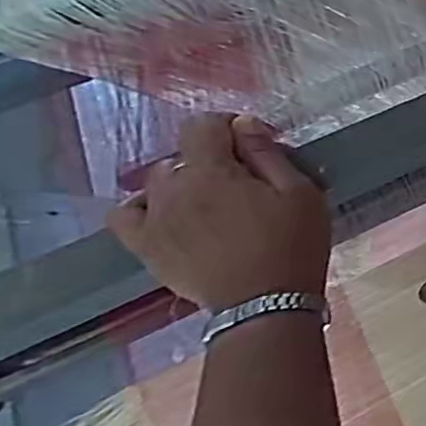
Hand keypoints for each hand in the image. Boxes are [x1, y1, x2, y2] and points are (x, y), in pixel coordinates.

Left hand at [109, 114, 331, 311]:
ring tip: (213, 200)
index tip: (256, 142)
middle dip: (212, 158)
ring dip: (184, 182)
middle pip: (182, 155)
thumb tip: (242, 124)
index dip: (230, 126)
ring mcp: (153, 220)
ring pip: (158, 182)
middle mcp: (172, 190)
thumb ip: (268, 154)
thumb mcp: (299, 192)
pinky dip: (144, 207)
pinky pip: (126, 215)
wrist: (267, 302)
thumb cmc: (293, 243)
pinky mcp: (146, 247)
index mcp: (211, 172)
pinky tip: (170, 214)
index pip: (203, 126)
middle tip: (246, 180)